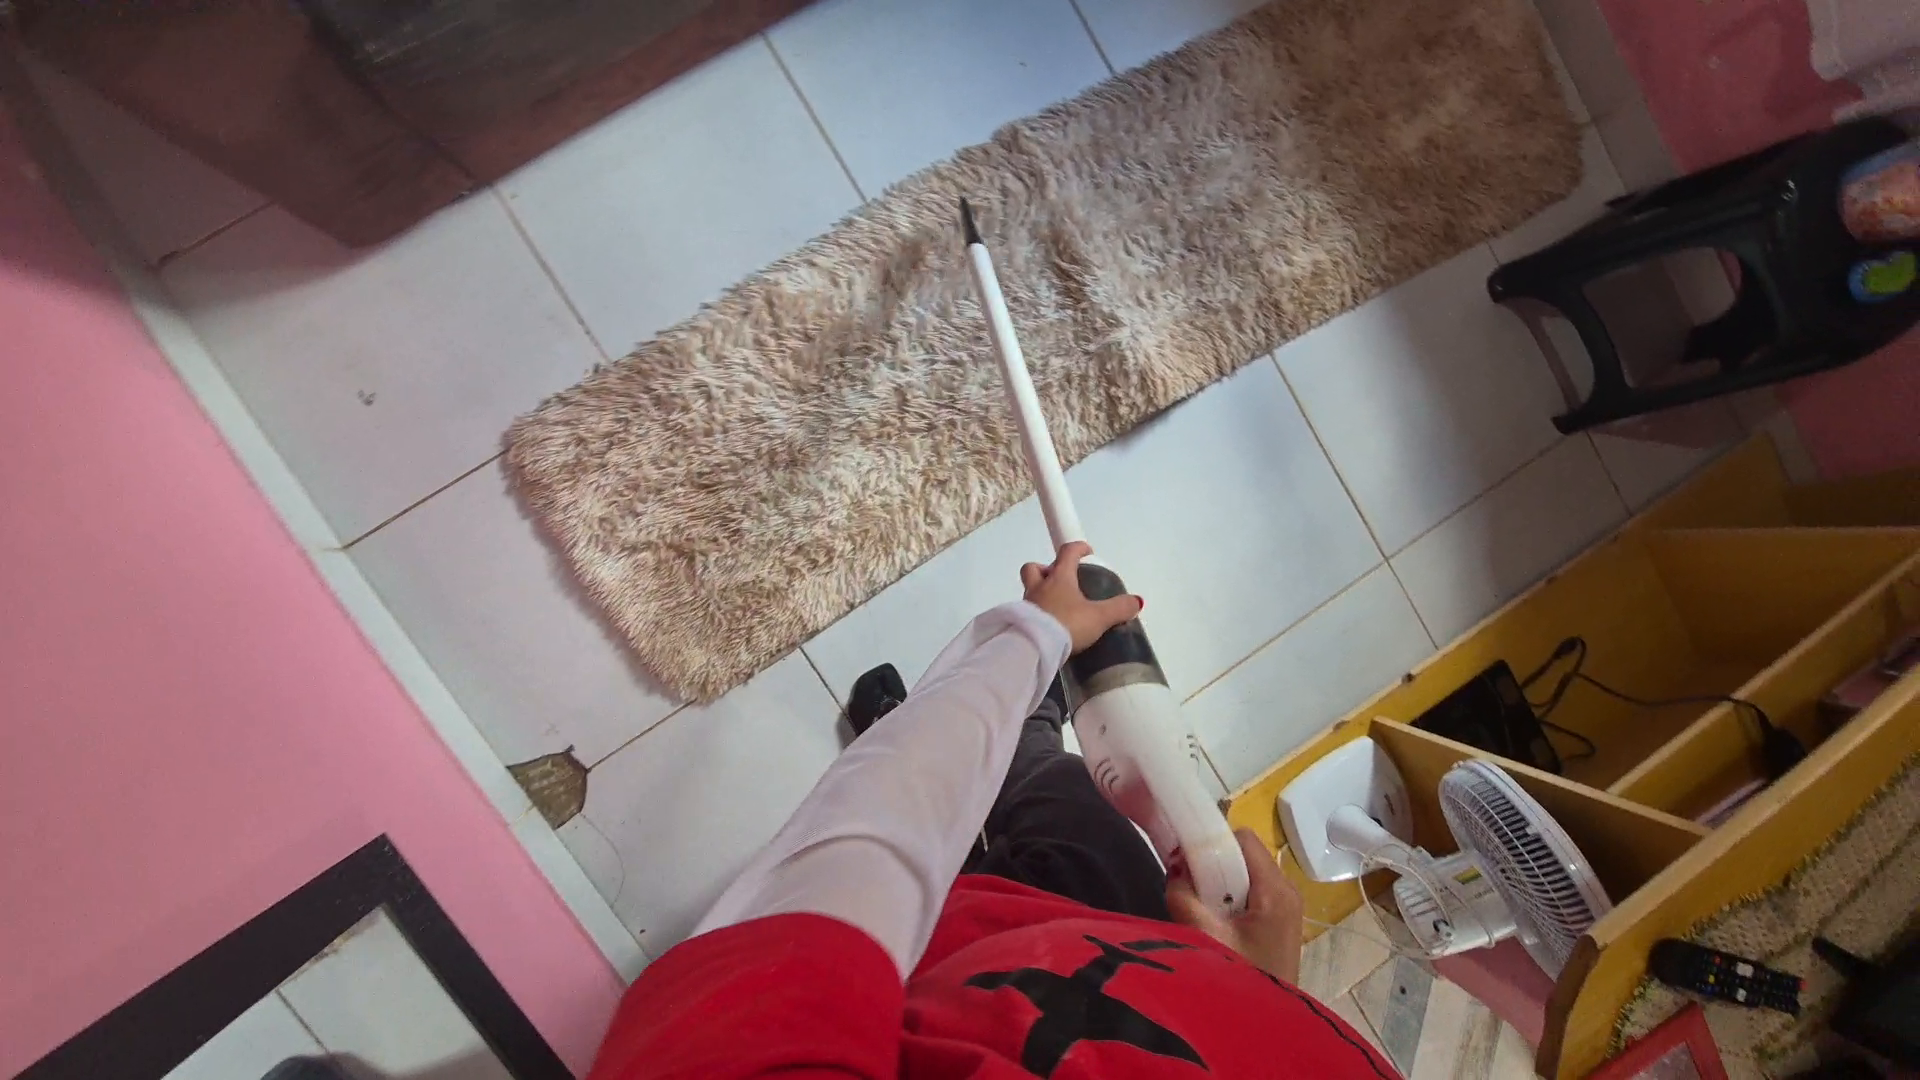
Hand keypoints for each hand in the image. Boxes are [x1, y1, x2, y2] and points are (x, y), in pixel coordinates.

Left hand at [1019, 542, 1143, 653]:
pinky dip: (1037, 614)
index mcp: (1059, 578)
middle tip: (1061, 581)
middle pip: (1034, 568)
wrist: (1034, 647)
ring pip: (1029, 589)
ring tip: (1057, 606)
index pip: (1067, 552)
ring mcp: (1026, 604)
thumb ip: (1119, 608)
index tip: (1087, 552)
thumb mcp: (1099, 617)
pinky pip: (1027, 611)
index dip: (1078, 548)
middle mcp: (1039, 586)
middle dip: (1046, 569)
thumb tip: (1136, 601)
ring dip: (1041, 593)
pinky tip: (1048, 625)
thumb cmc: (1068, 624)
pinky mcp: (1019, 622)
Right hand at [1166, 829, 1304, 983]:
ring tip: (1198, 900)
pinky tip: (1213, 917)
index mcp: (1276, 890)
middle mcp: (1287, 890)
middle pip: (1244, 853)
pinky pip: (1250, 890)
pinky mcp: (1279, 922)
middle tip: (1187, 879)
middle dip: (1213, 860)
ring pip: (1245, 871)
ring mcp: (1285, 907)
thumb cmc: (1242, 978)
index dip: (1213, 840)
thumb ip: (1182, 894)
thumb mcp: (1204, 936)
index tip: (1187, 856)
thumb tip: (1174, 867)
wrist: (1266, 1032)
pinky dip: (1228, 894)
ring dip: (1219, 879)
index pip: (1243, 838)